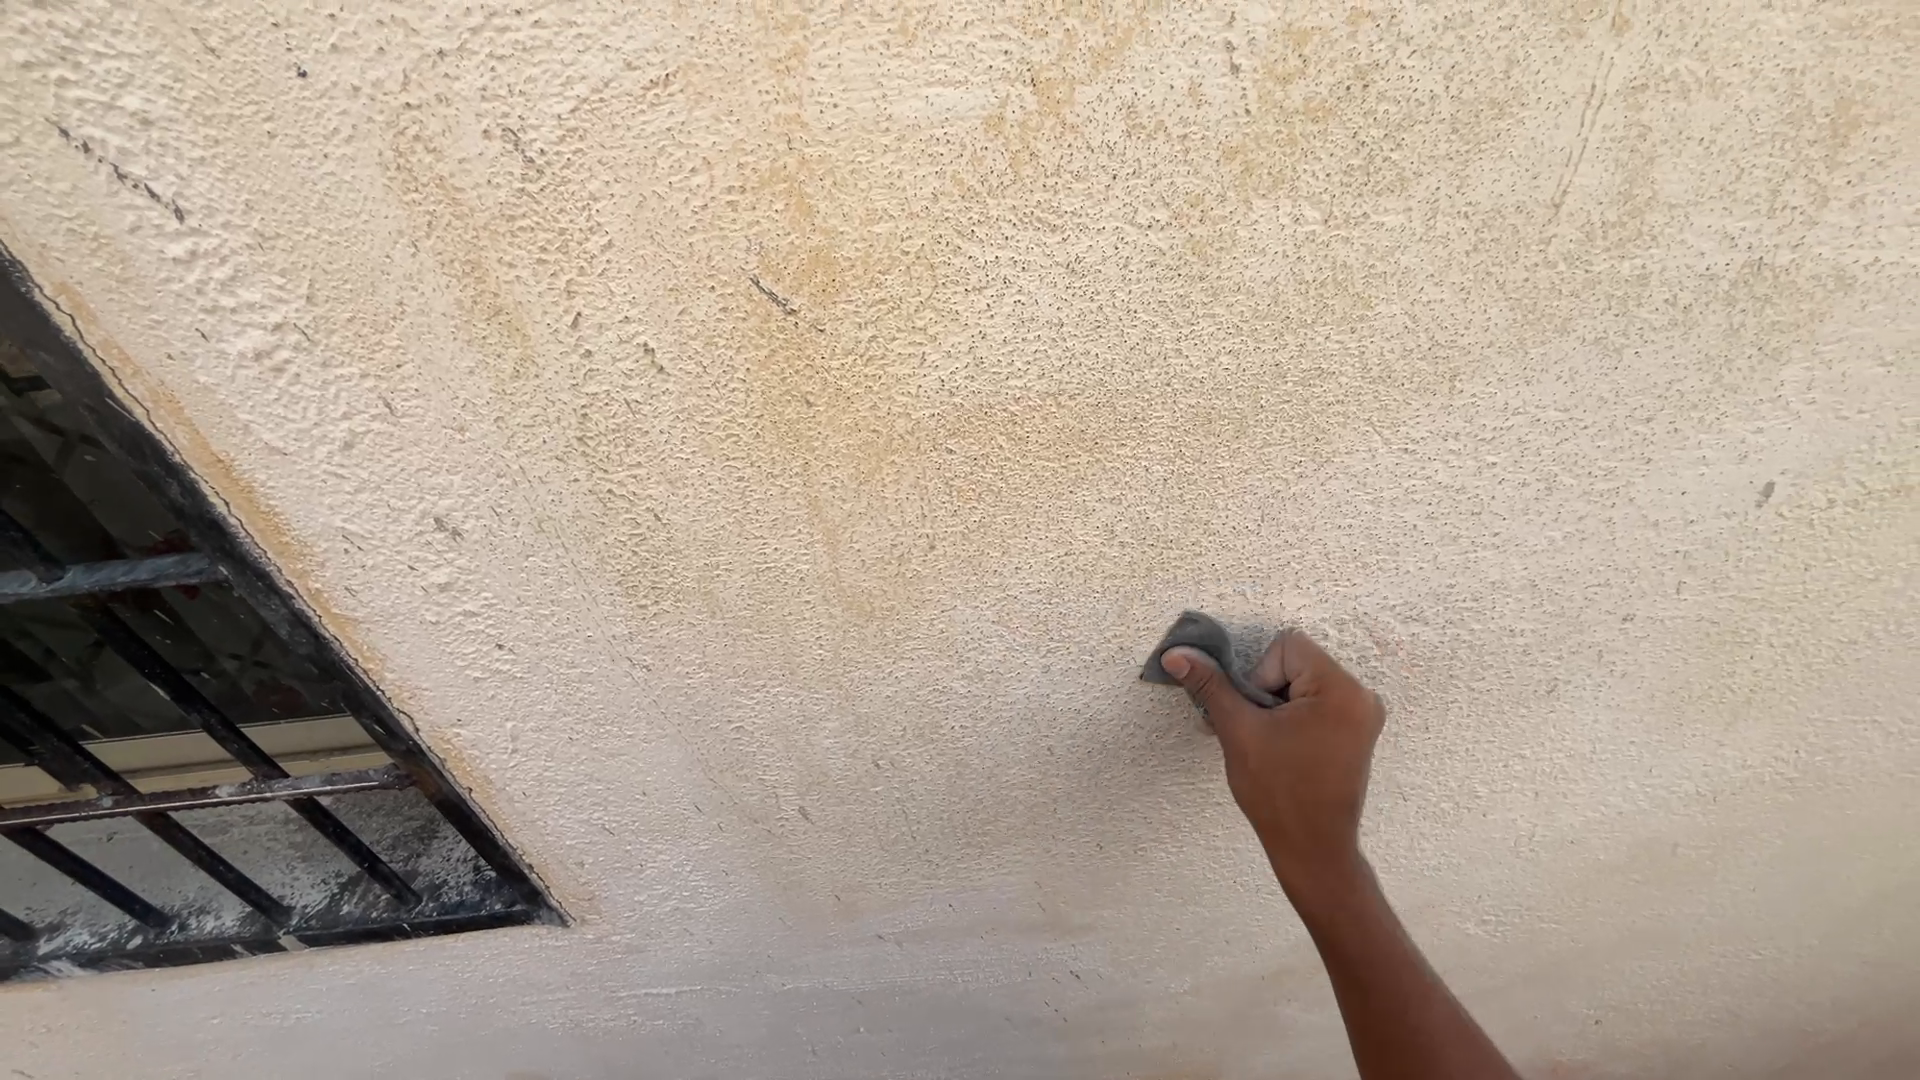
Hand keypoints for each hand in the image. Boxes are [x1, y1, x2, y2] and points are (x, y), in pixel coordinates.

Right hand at [1159, 629, 1385, 898]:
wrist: (1312, 849)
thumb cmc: (1278, 792)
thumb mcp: (1237, 730)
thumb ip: (1209, 685)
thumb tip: (1175, 655)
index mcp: (1341, 689)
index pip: (1286, 645)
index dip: (1259, 674)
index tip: (1258, 715)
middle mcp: (1361, 695)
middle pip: (1294, 661)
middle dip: (1264, 690)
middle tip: (1257, 729)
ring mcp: (1362, 714)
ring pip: (1300, 681)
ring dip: (1273, 703)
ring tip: (1266, 741)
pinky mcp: (1356, 730)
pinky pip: (1314, 700)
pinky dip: (1289, 714)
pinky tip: (1280, 745)